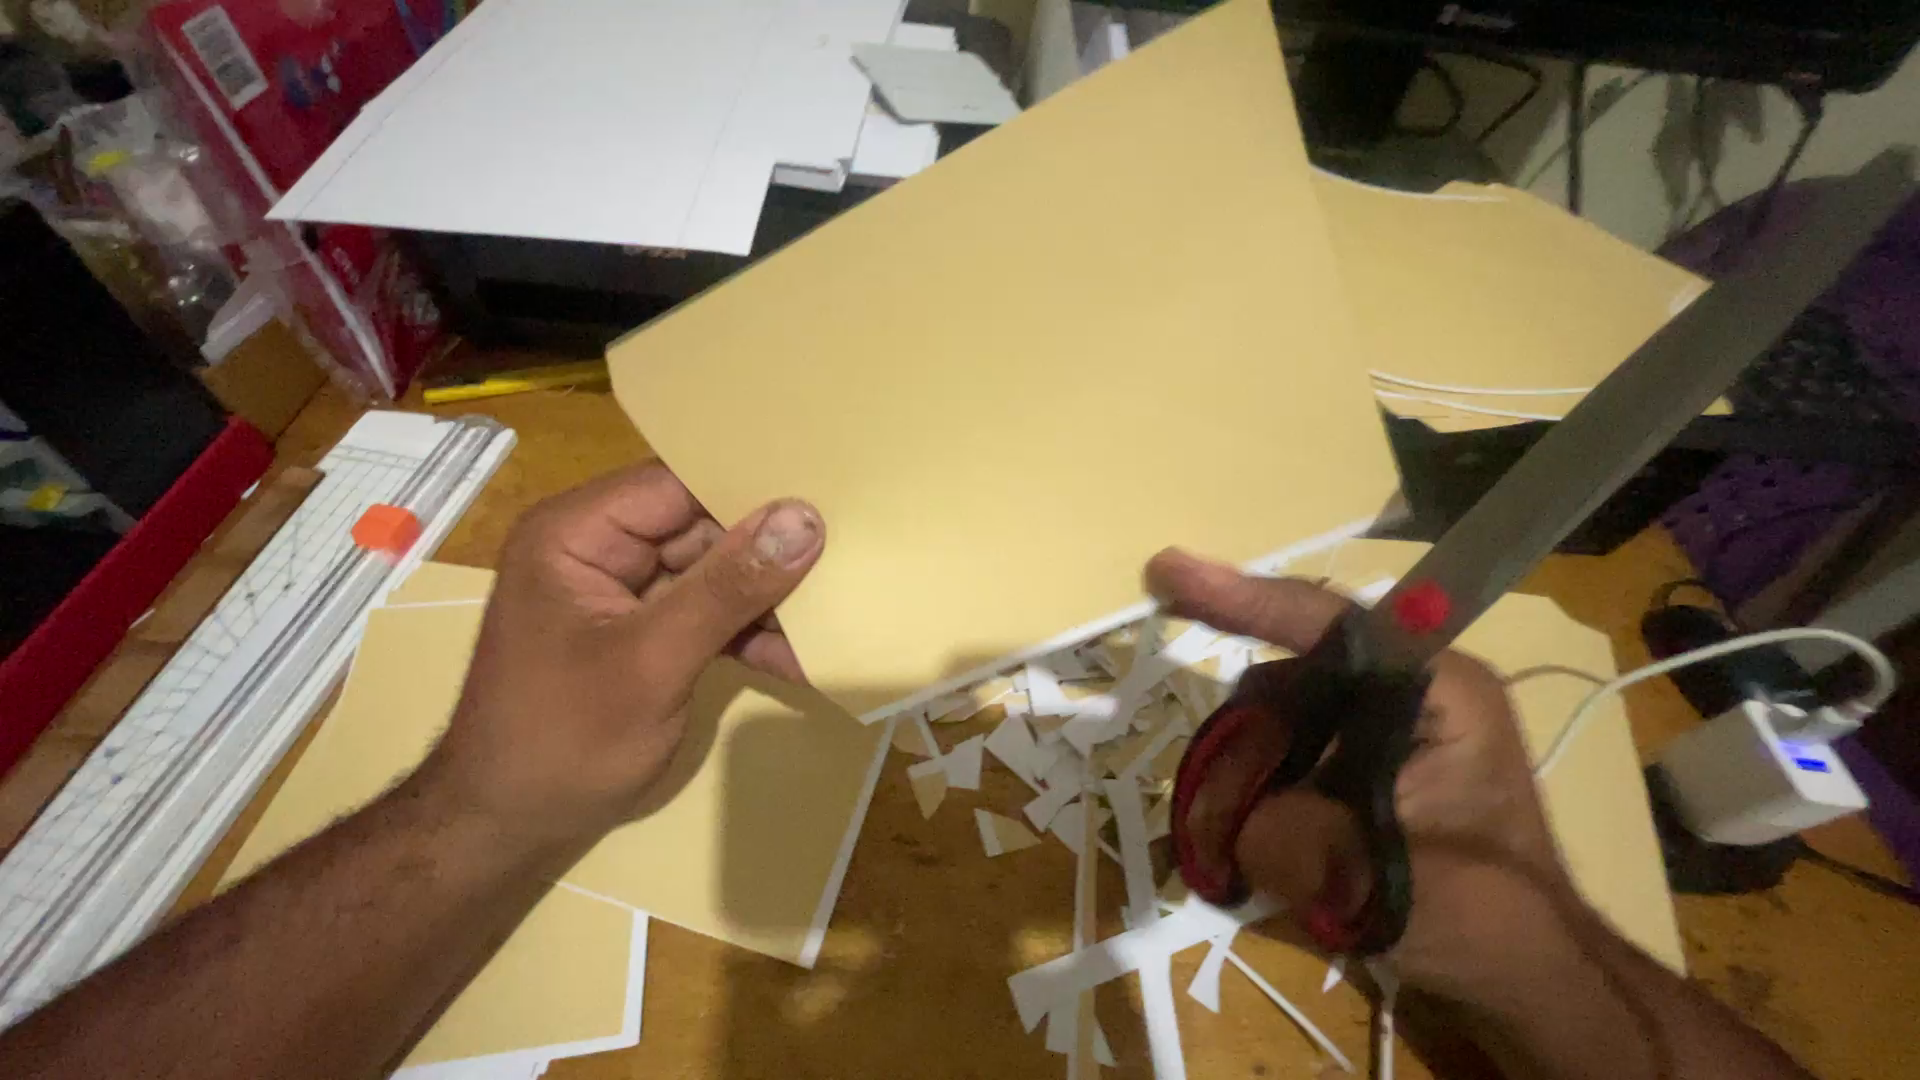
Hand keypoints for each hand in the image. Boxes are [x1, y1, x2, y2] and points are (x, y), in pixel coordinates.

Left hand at [421, 465, 824, 847]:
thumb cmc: (562, 742)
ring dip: (767, 600)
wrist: (510, 829)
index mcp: (577, 532)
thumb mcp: (652, 661)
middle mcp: (601, 546)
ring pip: (716, 570)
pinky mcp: (647, 628)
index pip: (678, 483)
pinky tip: (796, 657)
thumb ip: (727, 588)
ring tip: (831, 618)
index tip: (828, 495)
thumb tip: (803, 519)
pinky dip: (749, 632)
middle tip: (846, 559)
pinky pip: (710, 611)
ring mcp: (626, 589)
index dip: (751, 488)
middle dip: (770, 552)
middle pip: (704, 525)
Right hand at [1146, 549, 1575, 996]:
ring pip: (1269, 721)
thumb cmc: (1490, 920)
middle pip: (1283, 678)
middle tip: (1232, 813)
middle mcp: (1397, 690)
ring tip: (1272, 854)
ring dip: (1249, 778)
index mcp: (1432, 688)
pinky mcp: (1348, 762)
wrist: (1525, 978)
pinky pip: (1274, 757)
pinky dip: (1256, 795)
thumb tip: (1215, 818)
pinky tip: (1268, 847)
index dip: (1245, 597)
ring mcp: (1369, 726)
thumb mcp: (1392, 882)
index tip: (1167, 572)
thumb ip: (1292, 838)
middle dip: (1245, 739)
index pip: (1325, 623)